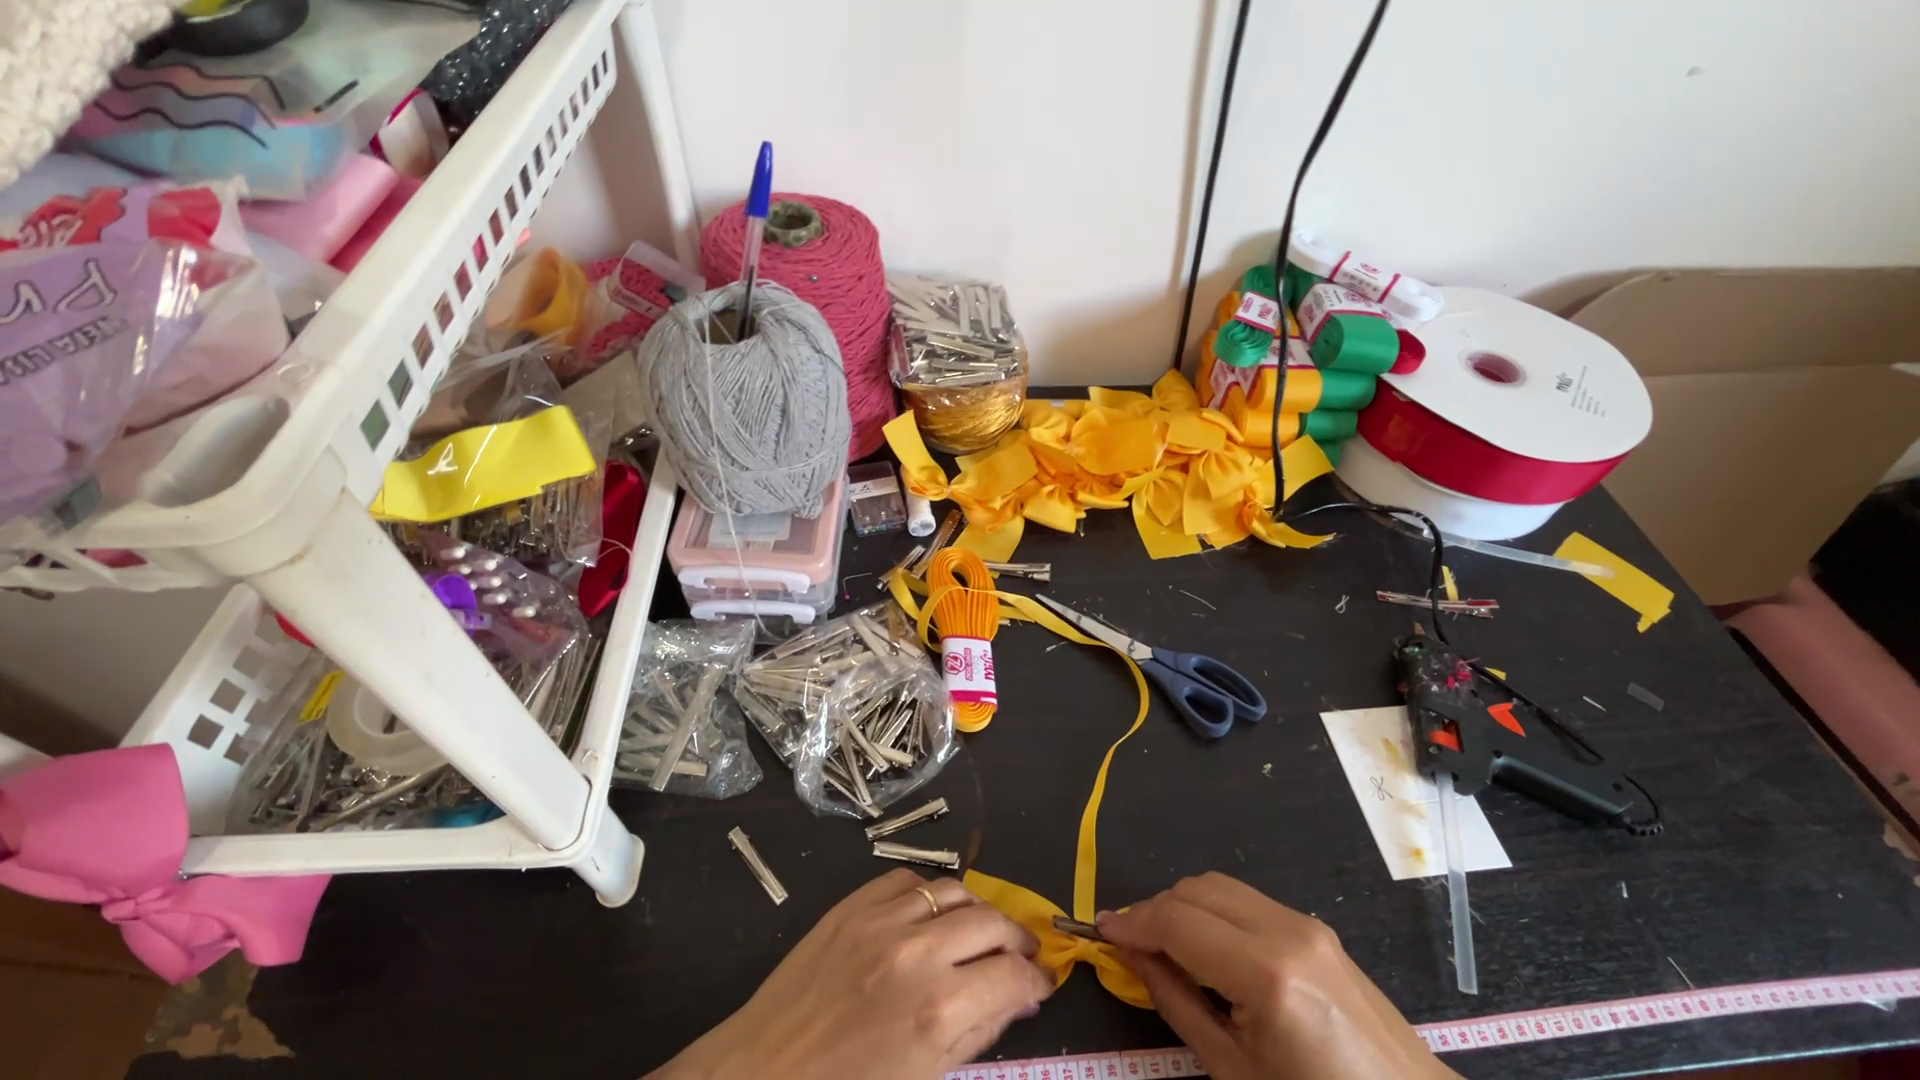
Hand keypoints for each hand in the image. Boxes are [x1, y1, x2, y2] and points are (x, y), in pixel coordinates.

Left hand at [649, 869, 1052, 1079]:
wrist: (766, 1068)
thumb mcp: (926, 1075)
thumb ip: (980, 1030)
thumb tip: (1022, 996)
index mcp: (940, 1010)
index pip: (1016, 975)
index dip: (1038, 979)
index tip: (1041, 983)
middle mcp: (919, 954)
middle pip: (994, 923)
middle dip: (1017, 941)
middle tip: (1018, 956)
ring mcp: (883, 921)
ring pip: (956, 891)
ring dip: (978, 912)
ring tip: (978, 931)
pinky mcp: (853, 904)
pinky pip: (909, 879)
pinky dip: (931, 892)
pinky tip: (931, 913)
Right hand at [1098, 872, 1457, 1079]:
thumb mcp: (1232, 1068)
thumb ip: (1175, 1001)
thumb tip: (1133, 956)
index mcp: (1265, 974)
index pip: (1176, 921)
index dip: (1131, 922)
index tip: (1099, 931)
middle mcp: (1286, 931)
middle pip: (1195, 890)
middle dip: (1153, 911)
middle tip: (1128, 946)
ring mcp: (1306, 923)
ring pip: (1218, 886)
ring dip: (1182, 907)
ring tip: (1163, 948)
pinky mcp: (1316, 927)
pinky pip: (1246, 902)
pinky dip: (1211, 912)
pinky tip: (1205, 948)